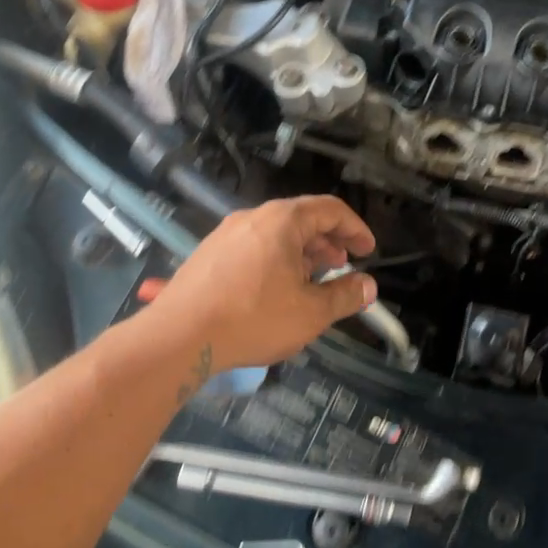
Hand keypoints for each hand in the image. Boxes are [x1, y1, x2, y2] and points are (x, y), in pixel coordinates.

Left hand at [151, 195, 377, 370]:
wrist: (179, 337)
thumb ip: (344, 296)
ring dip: (300, 254)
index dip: (355, 229)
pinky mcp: (206, 256)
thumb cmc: (253, 319)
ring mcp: (224, 235)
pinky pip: (251, 249)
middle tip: (341, 268)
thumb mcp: (311, 313)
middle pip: (300, 219)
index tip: (368, 251)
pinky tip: (273, 292)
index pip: (329, 209)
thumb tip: (368, 286)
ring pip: (274, 235)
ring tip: (310, 282)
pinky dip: (273, 261)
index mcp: (282, 221)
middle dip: (327, 243)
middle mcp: (252, 218)